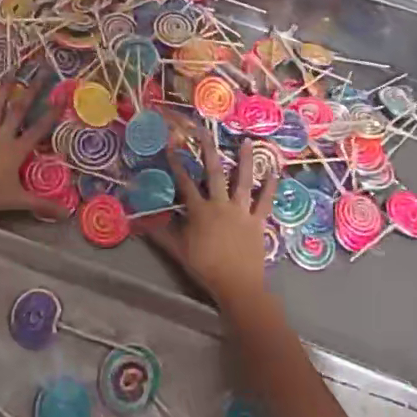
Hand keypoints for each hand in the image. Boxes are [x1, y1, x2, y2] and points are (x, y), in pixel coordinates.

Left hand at [0, 80, 57, 214]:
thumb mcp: (16, 199)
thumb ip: (41, 204)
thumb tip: (66, 215)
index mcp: (17, 150)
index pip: (39, 129)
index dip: (52, 113)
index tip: (62, 96)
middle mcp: (3, 134)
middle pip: (19, 109)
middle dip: (32, 90)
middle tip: (41, 71)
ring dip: (5, 87)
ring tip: (12, 69)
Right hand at [139, 133, 275, 302]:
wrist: (237, 284)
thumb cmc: (205, 267)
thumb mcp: (179, 251)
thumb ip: (161, 234)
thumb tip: (141, 222)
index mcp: (200, 211)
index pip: (185, 183)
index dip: (177, 164)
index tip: (172, 146)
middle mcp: (221, 205)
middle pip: (214, 173)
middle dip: (209, 151)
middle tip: (207, 132)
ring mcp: (242, 211)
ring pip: (243, 180)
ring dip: (245, 160)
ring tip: (247, 141)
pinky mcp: (258, 221)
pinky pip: (265, 201)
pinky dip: (271, 186)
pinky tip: (275, 171)